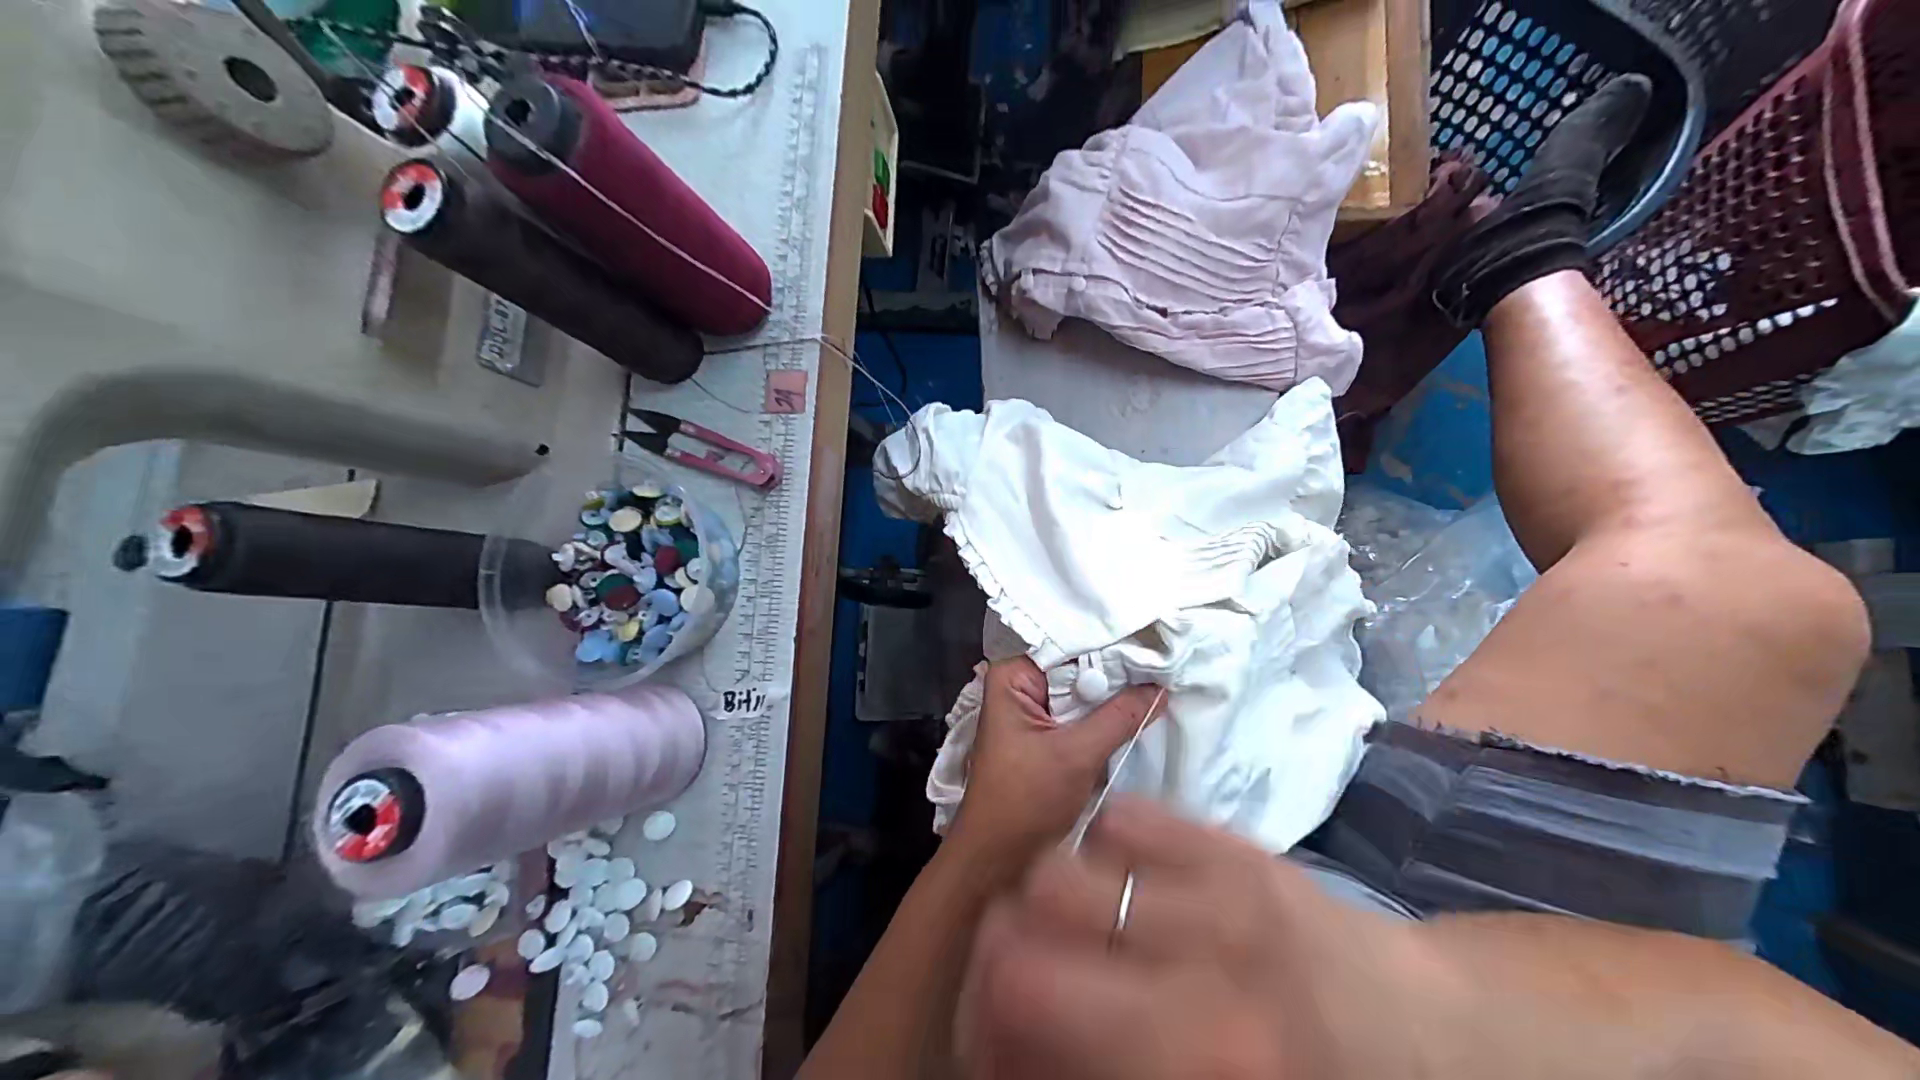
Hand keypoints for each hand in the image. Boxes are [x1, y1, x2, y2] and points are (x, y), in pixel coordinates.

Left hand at [946, 658, 1162, 872]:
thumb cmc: (1024, 802)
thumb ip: (1119, 717)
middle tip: (1166, 654)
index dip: (1108, 639)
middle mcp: (1020, 683)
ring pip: (1082, 686)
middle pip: (1075, 661)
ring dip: (1116, 687)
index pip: (1065, 640)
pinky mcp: (1049, 731)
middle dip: (1117, 663)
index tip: (1152, 635)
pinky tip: (1142, 701)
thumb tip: (1161, 687)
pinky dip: (1107, 710)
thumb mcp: (1076, 755)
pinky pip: (1082, 709)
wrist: (998, 857)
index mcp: (1011, 675)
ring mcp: (1035, 707)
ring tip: (1162, 672)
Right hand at [957, 798, 1451, 1078]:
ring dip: (1041, 899)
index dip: (981, 1019)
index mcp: (1200, 1046)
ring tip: (1062, 936)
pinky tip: (1116, 889)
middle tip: (1008, 986)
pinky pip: (1120, 817)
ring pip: (1064, 857)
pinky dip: (1096, 852)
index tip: (984, 1040)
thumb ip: (1095, 1063)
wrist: (1435, 1036)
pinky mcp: (1230, 840)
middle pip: (1032, 911)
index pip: (1027, 994)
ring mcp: (1216, 879)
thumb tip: (1012, 1050)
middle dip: (996, 952)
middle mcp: (1200, 950)